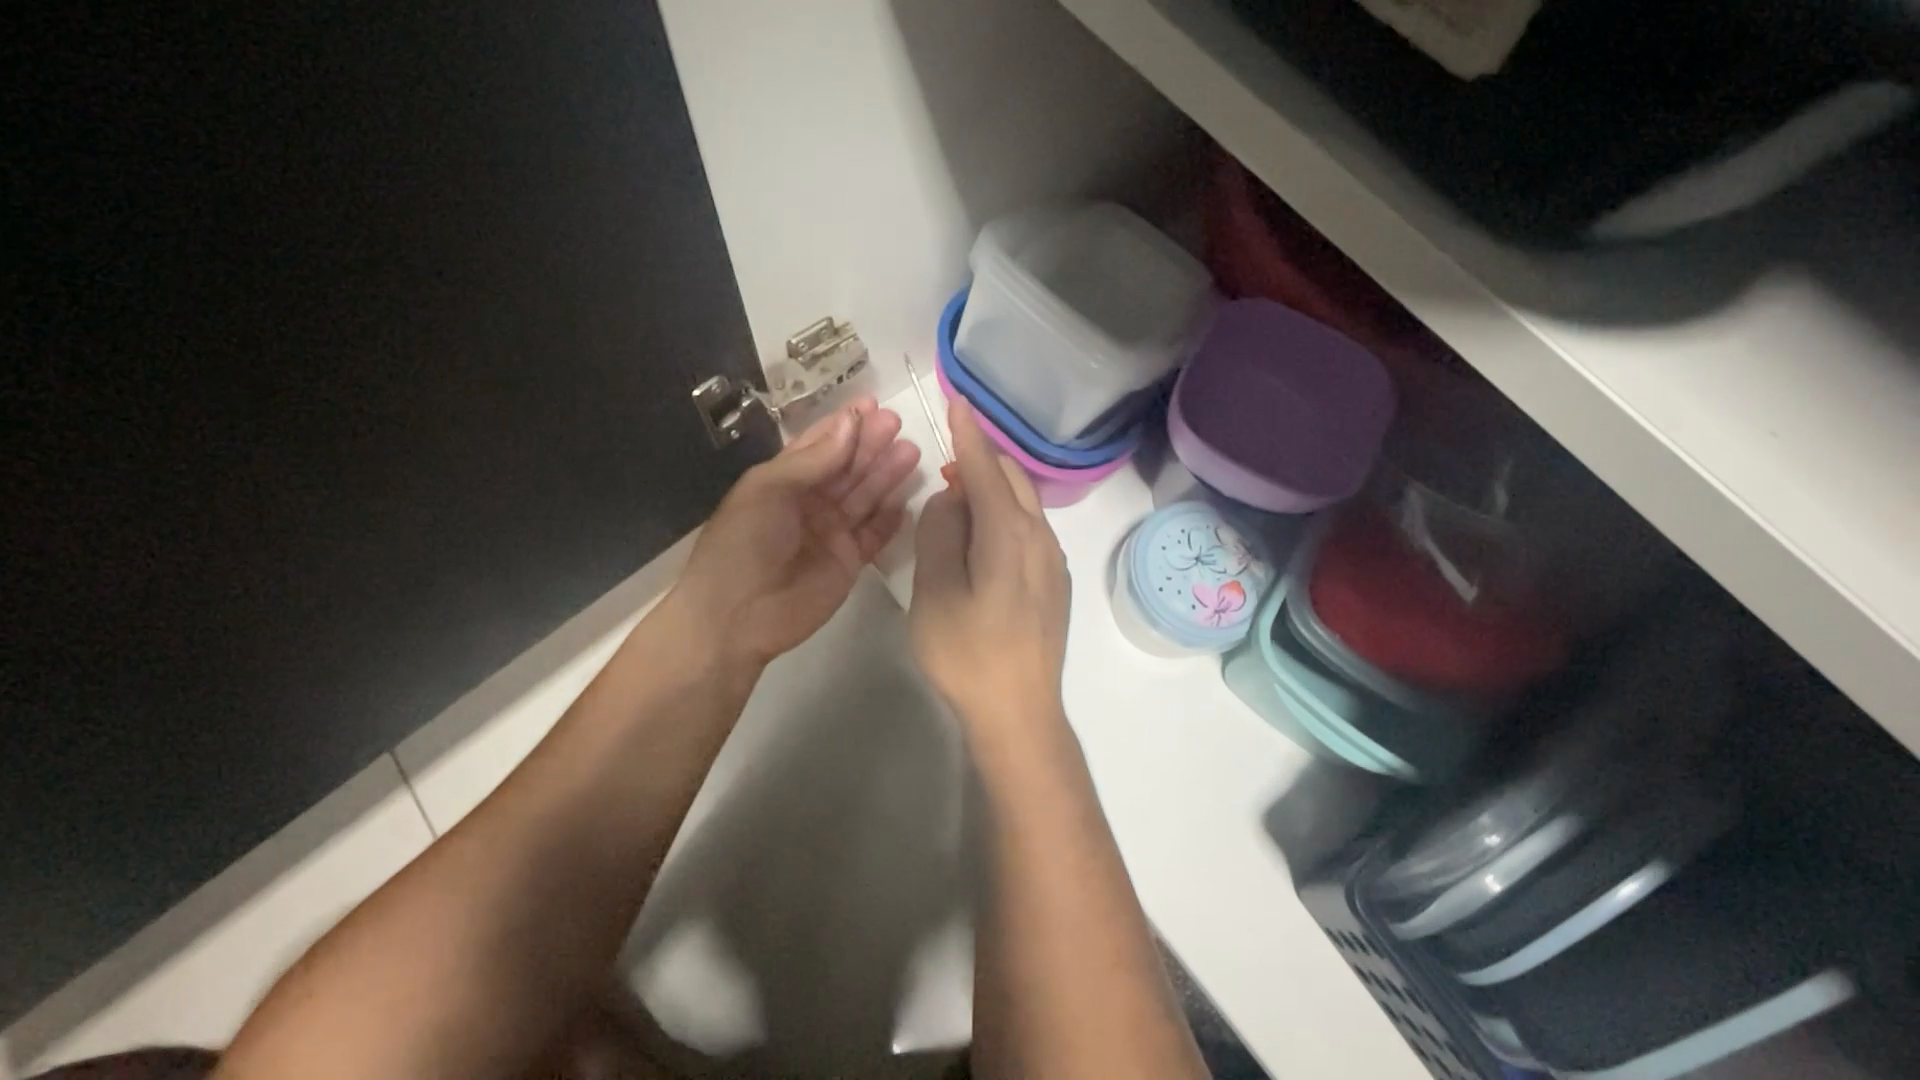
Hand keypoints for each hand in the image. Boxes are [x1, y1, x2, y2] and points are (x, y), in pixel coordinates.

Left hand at [672, 397, 919, 666]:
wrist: (735, 616)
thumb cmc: (742, 544)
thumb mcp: (768, 490)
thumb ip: (814, 460)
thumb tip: (851, 424)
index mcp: (782, 481)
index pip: (819, 446)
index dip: (844, 426)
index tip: (872, 405)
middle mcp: (809, 503)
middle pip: (847, 468)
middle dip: (871, 446)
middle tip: (897, 425)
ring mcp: (831, 533)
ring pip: (865, 497)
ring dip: (886, 475)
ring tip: (910, 453)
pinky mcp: (849, 562)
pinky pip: (875, 535)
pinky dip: (891, 518)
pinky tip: (906, 498)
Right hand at [910, 397, 1070, 735]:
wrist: (1020, 713)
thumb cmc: (967, 654)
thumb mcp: (935, 591)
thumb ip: (939, 533)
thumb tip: (951, 500)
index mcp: (1009, 532)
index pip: (985, 468)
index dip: (968, 434)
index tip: (957, 400)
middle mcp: (1040, 537)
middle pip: (1011, 480)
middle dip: (979, 462)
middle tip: (945, 465)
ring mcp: (1053, 562)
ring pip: (1023, 506)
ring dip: (992, 492)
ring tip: (956, 503)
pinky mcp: (1054, 585)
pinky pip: (1028, 531)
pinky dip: (1003, 518)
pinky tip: (981, 541)